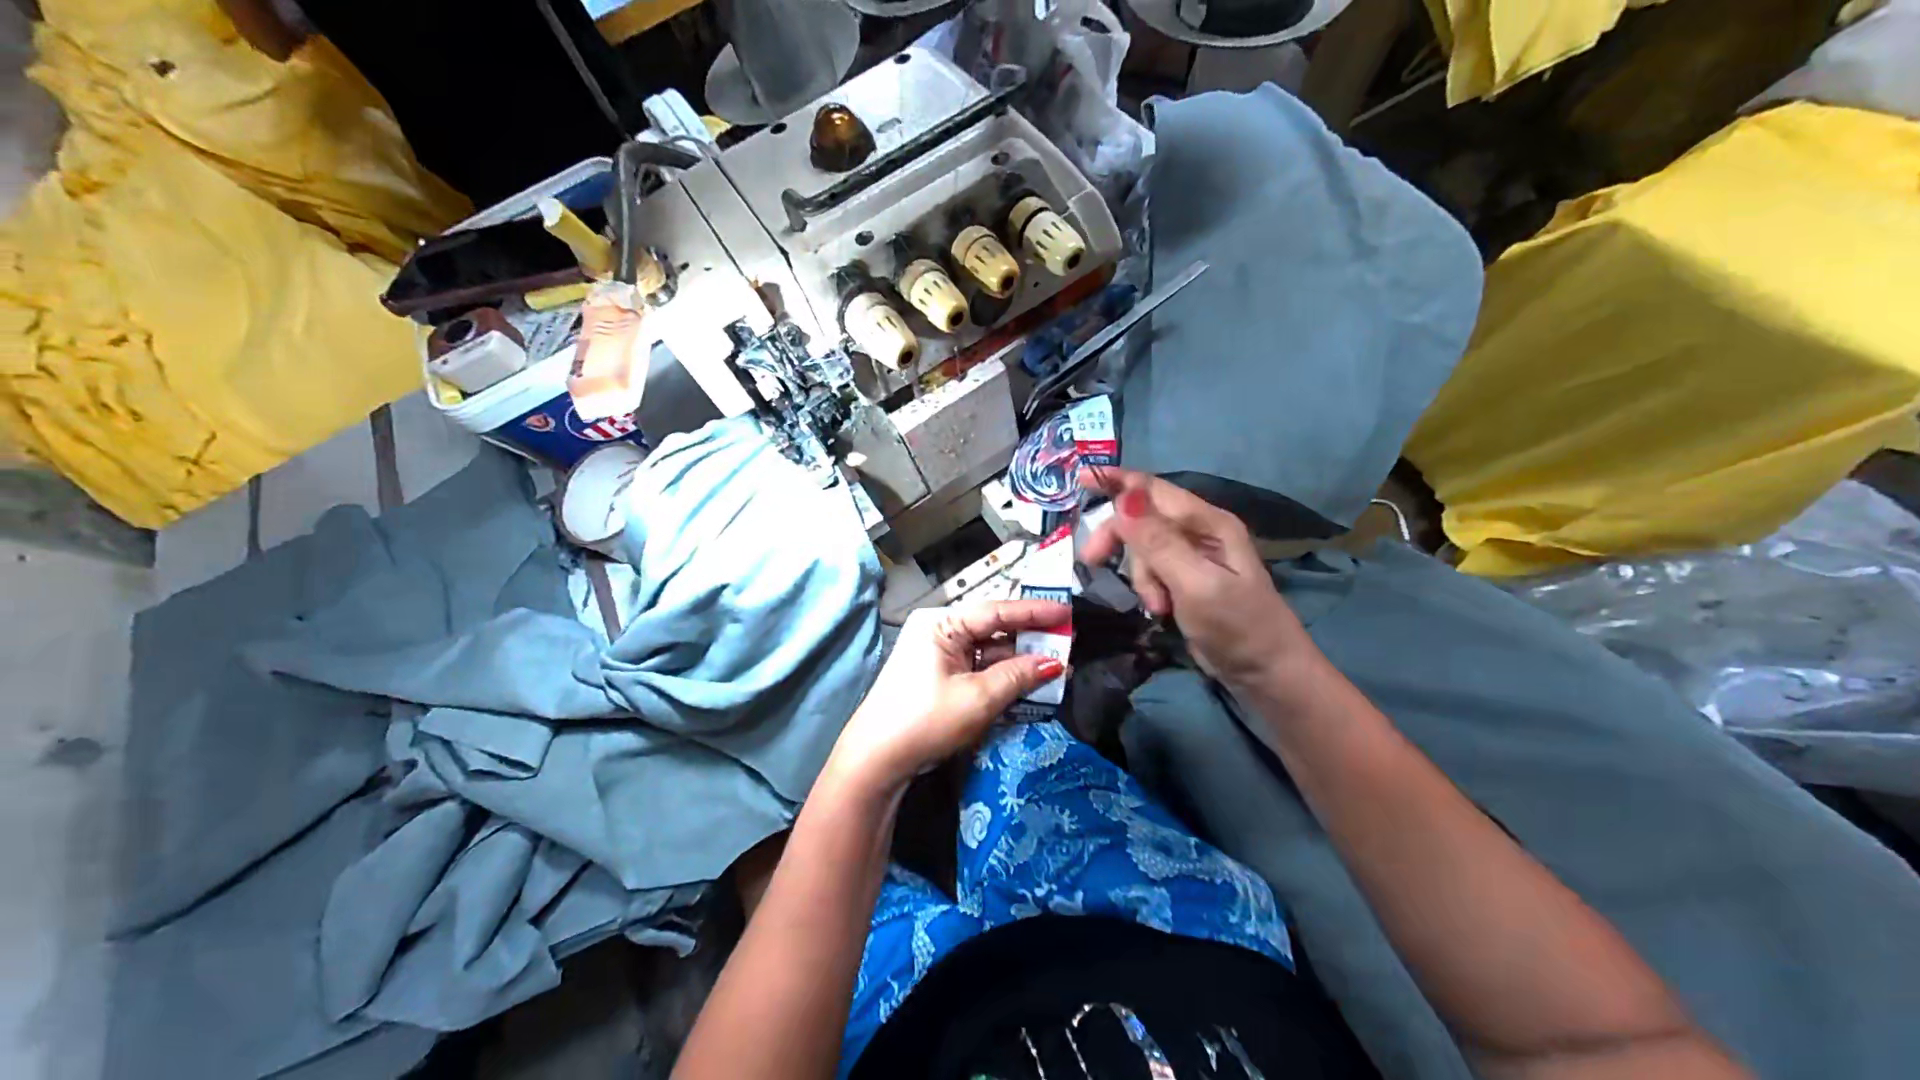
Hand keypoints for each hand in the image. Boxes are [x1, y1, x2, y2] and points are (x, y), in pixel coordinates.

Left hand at [823, 599, 1068, 794]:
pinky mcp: (942, 680)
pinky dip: (1004, 677)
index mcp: (942, 625)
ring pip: (990, 652)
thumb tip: (1054, 663)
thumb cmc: (926, 720)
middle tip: (1068, 642)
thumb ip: (1018, 676)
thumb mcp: (978, 698)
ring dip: (1020, 661)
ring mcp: (940, 657)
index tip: (1067, 613)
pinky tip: (1030, 684)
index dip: (1034, 611)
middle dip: (1030, 638)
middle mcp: (940, 633)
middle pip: (994, 629)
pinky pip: (980, 670)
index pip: (995, 610)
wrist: (877, 760)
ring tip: (1057, 667)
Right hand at [1080, 467, 1311, 687]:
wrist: (1266, 674)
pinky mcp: (1185, 581)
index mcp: (1208, 522)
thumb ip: (1158, 542)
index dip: (1116, 480)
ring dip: (1139, 576)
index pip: (1153, 488)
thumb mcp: (1196, 583)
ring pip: (1142, 549)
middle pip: (1141, 518)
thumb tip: (1124, 496)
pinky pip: (1151, 571)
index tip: (1077, 478)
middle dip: (1118, 540)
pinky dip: (1147, 588)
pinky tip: (1159, 609)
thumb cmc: (1237, 626)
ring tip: (1156, 606)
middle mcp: (1199, 532)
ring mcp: (1192, 557)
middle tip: (1091, 562)